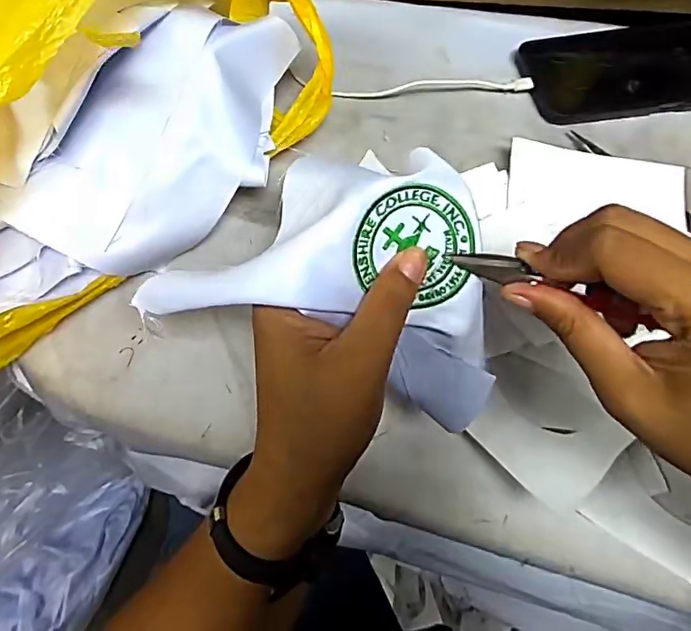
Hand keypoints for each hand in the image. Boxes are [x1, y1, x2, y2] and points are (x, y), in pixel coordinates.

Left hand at [227, 247, 427, 558]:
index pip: (312, 246)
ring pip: (337, 286)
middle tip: (412, 221)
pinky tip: (399, 289)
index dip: (352, 225)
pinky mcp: (313, 342)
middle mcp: (281, 303)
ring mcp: (297, 324)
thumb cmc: (322, 421)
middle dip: (367, 247)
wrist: (301, 483)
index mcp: (276, 298)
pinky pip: (342, 308)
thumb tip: (414, 251)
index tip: (391, 206)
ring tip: (413, 247)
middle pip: (326, 264)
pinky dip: (368, 301)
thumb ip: (387, 303)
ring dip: (371, 275)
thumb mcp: (361, 358)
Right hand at [502, 206, 690, 523]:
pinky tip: (624, 305)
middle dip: (573, 249)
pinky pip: (660, 241)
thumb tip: (524, 289)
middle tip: (551, 288)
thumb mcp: (630, 395)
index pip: (616, 248)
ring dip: (597, 256)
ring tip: (596, 308)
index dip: (561, 256)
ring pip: (638, 226)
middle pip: (624, 222)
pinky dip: (624, 263)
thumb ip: (573, 330)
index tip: (529, 276)